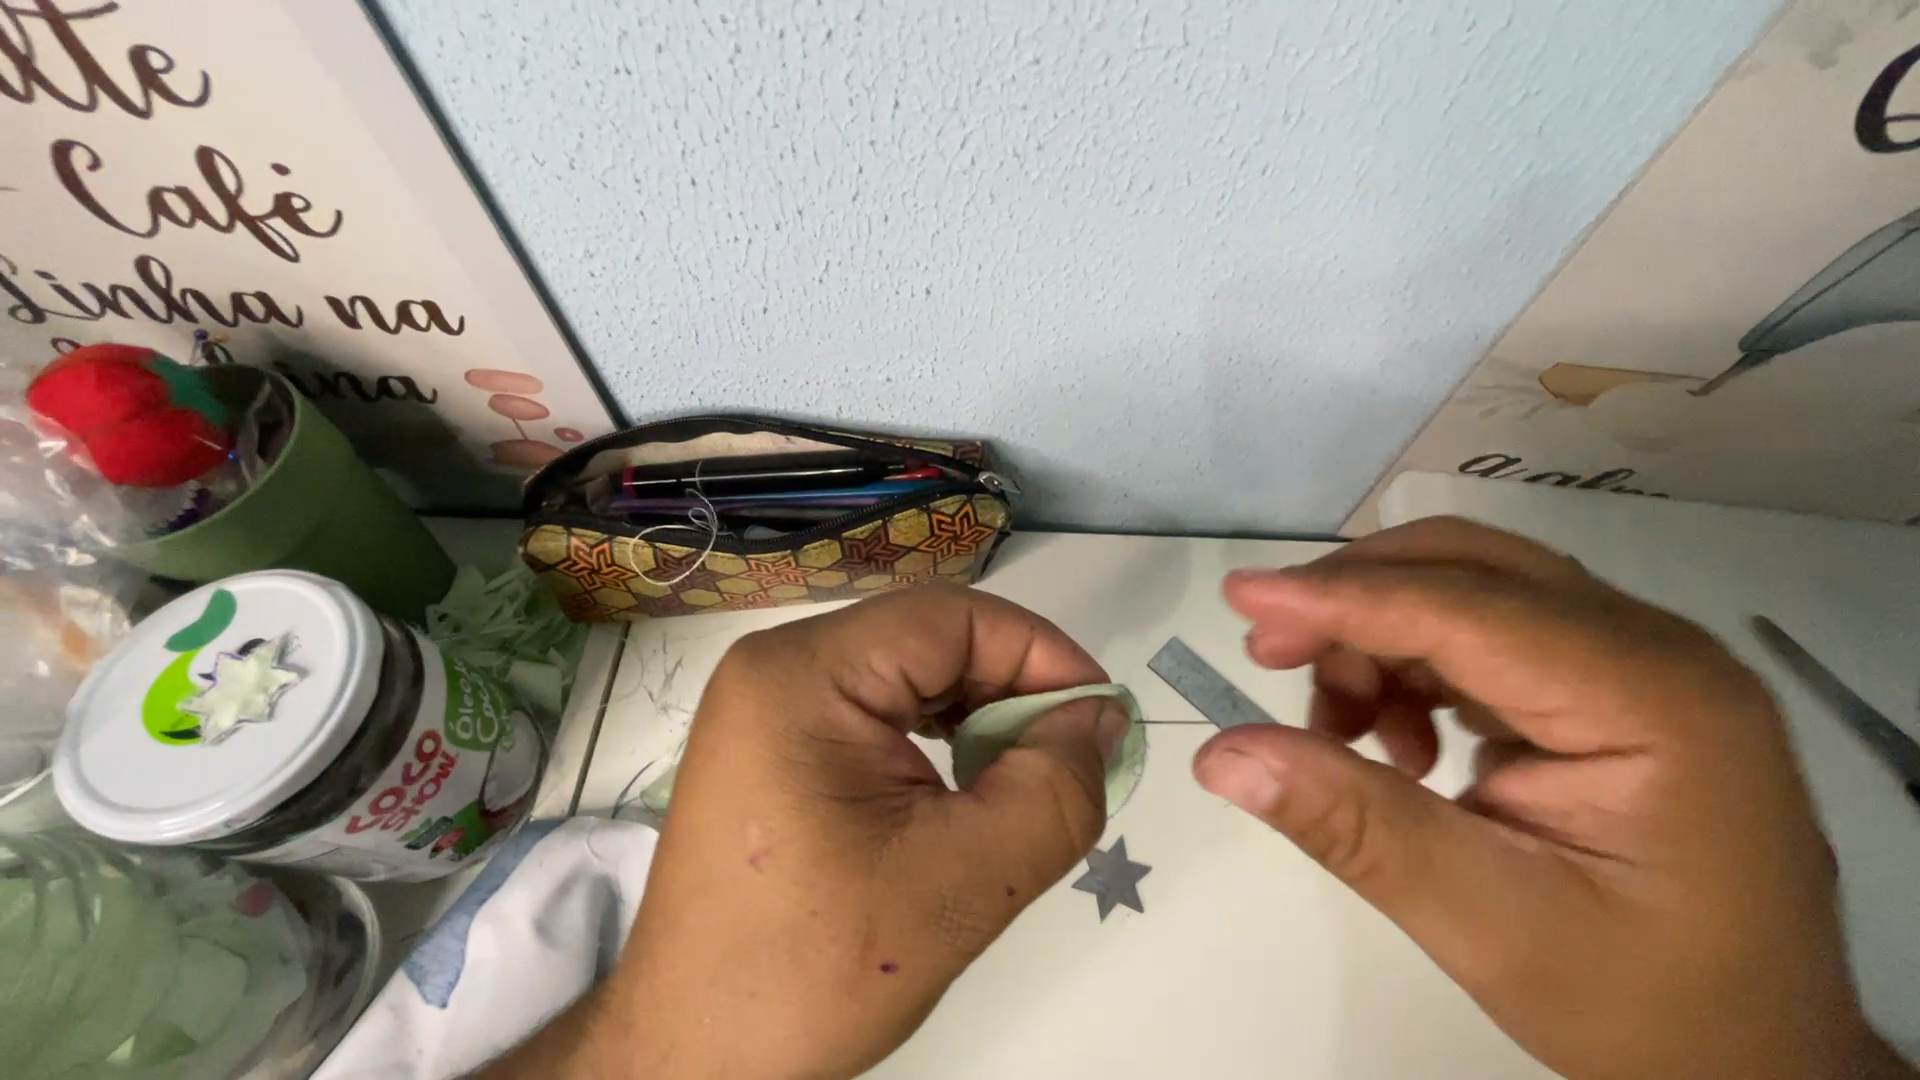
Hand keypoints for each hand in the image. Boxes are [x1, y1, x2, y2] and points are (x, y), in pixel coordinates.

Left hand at [488, 584, 1129, 1079]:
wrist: (693, 1057)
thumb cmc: (813, 971)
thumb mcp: (962, 882)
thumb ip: (1055, 791)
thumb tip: (1101, 717)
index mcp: (804, 674)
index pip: (952, 620)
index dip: (1040, 654)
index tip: (1100, 718)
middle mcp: (778, 666)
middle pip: (928, 641)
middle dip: (1010, 692)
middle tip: (1069, 758)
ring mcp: (770, 702)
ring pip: (908, 674)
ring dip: (978, 716)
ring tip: (1021, 779)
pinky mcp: (776, 740)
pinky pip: (877, 709)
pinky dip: (937, 738)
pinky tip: (964, 786)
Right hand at [1193, 517, 1909, 1078]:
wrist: (1746, 1055)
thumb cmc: (1638, 1001)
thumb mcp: (1483, 923)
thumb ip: (1350, 825)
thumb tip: (1219, 756)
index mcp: (1652, 701)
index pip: (1465, 611)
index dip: (1342, 598)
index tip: (1238, 595)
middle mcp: (1649, 651)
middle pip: (1465, 569)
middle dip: (1351, 601)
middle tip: (1267, 656)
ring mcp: (1627, 660)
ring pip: (1458, 590)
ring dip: (1372, 641)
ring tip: (1337, 732)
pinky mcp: (1597, 681)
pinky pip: (1471, 632)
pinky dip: (1402, 668)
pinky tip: (1393, 744)